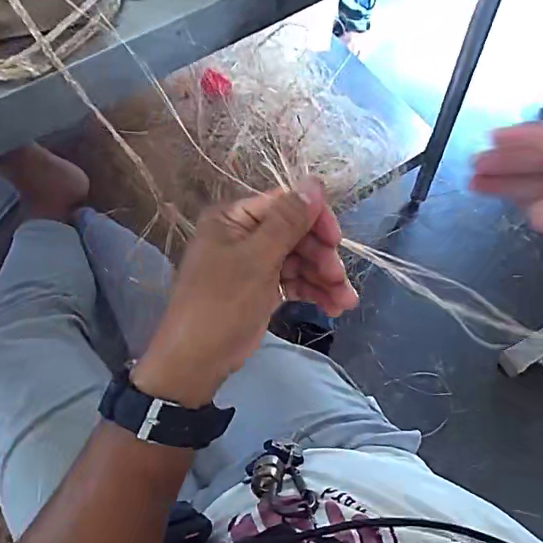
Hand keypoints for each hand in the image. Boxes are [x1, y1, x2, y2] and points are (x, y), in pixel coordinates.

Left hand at [133, 179, 356, 405]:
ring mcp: (254, 264)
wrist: (197, 360)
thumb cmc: (221, 303)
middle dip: (322, 257)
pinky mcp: (263, 290)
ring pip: (300, 261)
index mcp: (235, 219)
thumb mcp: (257, 259)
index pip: (285, 205)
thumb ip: (289, 221)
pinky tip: (335, 307)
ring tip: (346, 302)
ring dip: (325, 279)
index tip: (336, 242)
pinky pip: (295, 282)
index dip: (315, 221)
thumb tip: (315, 182)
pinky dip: (314, 292)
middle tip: (339, 280)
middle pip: (297, 235)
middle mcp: (244, 236)